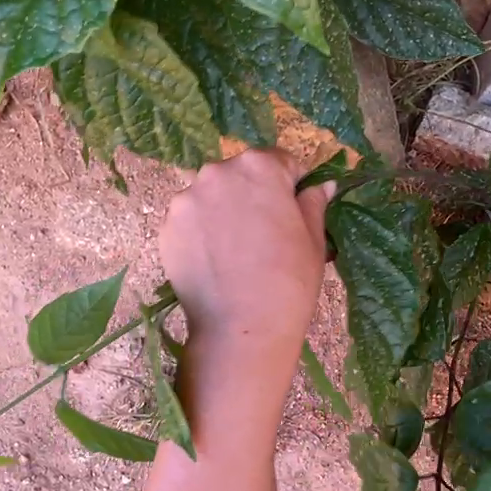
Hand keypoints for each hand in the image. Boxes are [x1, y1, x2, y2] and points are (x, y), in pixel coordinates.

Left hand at [159, 150, 333, 364]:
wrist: (242, 329)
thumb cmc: (290, 283)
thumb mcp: (313, 241)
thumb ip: (313, 204)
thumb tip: (321, 185)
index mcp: (260, 167)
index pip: (282, 162)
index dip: (293, 187)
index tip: (296, 213)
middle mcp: (217, 172)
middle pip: (242, 176)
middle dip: (256, 198)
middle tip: (268, 239)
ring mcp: (187, 200)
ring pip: (214, 199)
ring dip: (227, 215)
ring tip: (240, 256)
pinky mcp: (168, 229)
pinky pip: (193, 224)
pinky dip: (205, 237)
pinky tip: (219, 266)